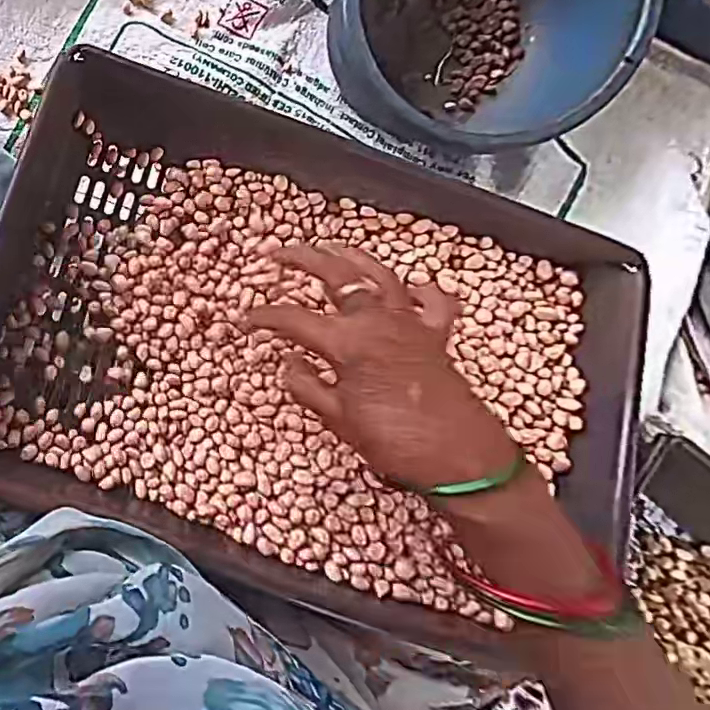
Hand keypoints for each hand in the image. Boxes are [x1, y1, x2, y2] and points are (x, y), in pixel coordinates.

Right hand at [244, 242, 521, 492]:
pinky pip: (432, 303)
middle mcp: (379, 323)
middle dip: (303, 260)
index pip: (293, 319)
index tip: (246, 321)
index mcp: (348, 343)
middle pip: (336, 278)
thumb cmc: (394, 443)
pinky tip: (407, 288)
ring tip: (331, 247)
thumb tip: (288, 361)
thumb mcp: (336, 418)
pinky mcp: (437, 338)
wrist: (463, 462)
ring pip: (381, 276)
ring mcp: (411, 326)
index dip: (264, 317)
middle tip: (278, 254)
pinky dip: (419, 291)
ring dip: (353, 258)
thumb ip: (306, 384)